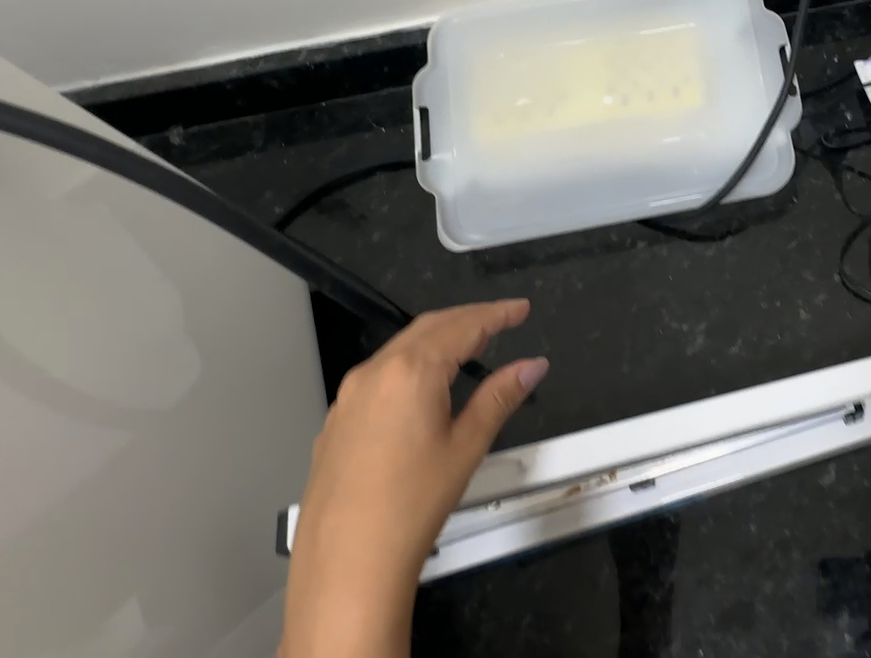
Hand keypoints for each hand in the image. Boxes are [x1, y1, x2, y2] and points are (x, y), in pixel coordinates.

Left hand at [282, 300, 547, 657]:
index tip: (521, 308)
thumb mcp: (468, 445)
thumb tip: (533, 365)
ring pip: (401, 348)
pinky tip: (426, 385)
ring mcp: (350, 396)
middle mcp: (375, 373)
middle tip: (503, 320)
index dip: (497, 314)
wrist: (347, 563)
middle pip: (430, 327)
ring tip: (472, 345)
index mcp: (413, 372)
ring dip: (439, 338)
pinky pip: (380, 374)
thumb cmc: (413, 503)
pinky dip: (412, 363)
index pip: (464, 326)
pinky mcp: (337, 420)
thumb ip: (501, 395)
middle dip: (469, 318)